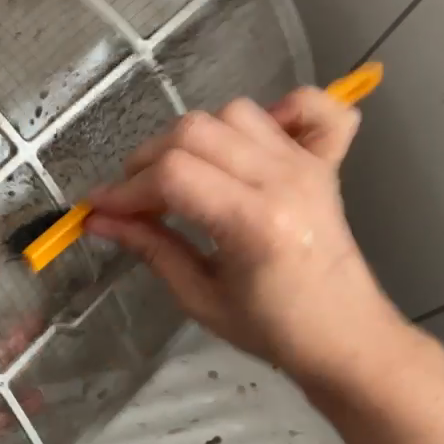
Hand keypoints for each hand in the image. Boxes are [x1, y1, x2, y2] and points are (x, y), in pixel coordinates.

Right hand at [83, 88, 411, 388]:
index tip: (97, 211)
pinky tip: (249, 142)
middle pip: (195, 132)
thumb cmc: (270, 327)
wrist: (346, 337)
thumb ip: (150, 248)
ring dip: (192, 139)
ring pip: (232, 114)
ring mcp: (307, 164)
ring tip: (179, 177)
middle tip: (133, 200)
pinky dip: (280, 110)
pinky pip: (311, 107)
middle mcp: (284, 179)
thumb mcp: (197, 296)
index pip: (172, 176)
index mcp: (254, 222)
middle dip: (147, 161)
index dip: (124, 190)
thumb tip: (97, 221)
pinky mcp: (323, 162)